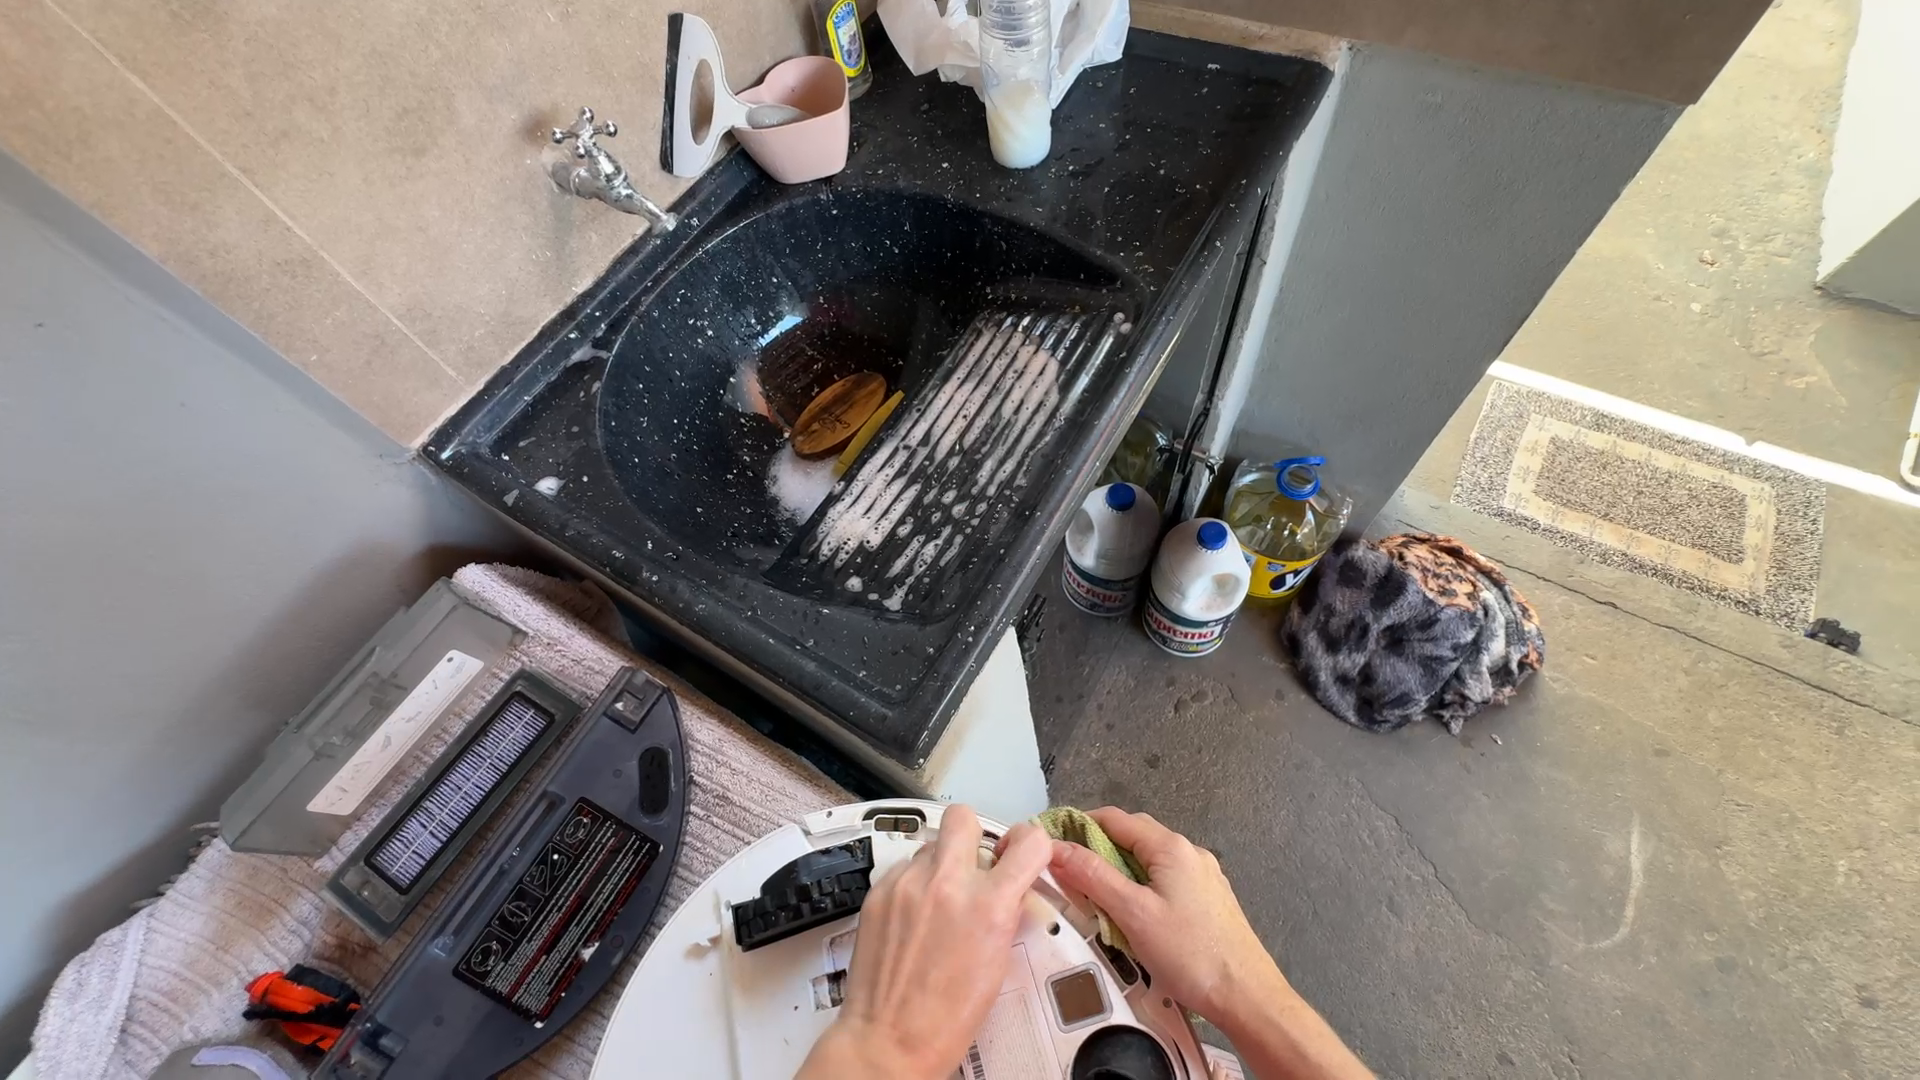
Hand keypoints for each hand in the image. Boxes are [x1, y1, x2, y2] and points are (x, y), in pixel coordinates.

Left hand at [797, 805, 1052, 1079]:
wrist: (889, 1040)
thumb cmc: (946, 1017)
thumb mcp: (998, 960)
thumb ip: (1005, 910)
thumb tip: (1013, 884)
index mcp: (988, 905)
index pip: (1029, 842)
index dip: (1031, 843)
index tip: (1023, 850)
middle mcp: (947, 883)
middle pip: (964, 816)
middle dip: (971, 834)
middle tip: (972, 862)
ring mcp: (908, 883)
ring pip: (931, 844)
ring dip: (940, 864)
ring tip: (938, 900)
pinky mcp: (880, 890)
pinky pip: (904, 867)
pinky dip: (913, 883)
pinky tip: (914, 916)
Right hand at [1045, 806, 1284, 1021]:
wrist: (1250, 999)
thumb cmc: (1192, 954)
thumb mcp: (1133, 913)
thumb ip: (1092, 876)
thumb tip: (1055, 847)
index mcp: (1169, 846)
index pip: (1113, 818)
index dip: (1079, 825)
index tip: (1052, 843)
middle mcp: (1188, 851)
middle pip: (1132, 835)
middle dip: (1097, 848)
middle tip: (1070, 872)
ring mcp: (1202, 875)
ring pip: (1148, 860)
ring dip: (1119, 870)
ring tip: (1098, 897)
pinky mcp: (1209, 899)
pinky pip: (1165, 879)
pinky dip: (1141, 887)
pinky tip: (1134, 914)